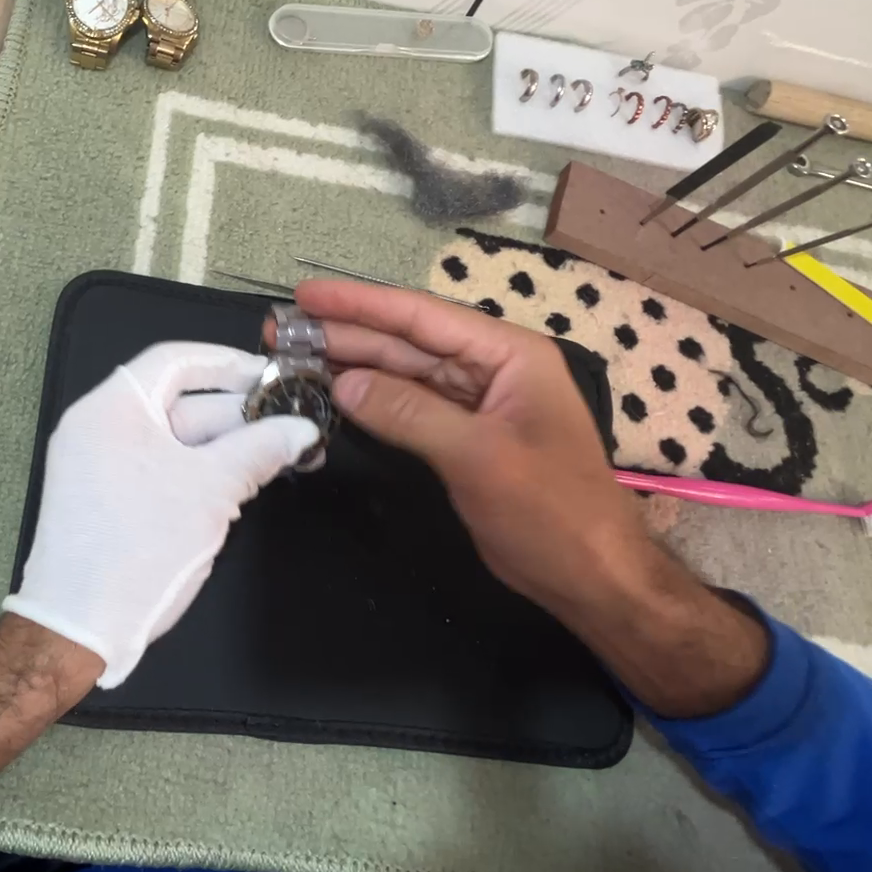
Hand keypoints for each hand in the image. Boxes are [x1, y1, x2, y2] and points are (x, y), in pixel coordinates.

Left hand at [4, 342, 320, 687]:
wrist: (78, 628)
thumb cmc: (142, 546)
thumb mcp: (211, 491)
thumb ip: (260, 450)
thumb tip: (304, 428)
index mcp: (111, 408)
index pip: (174, 360)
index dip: (228, 362)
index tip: (273, 376)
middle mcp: (100, 426)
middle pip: (179, 402)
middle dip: (240, 415)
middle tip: (294, 426)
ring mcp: (101, 464)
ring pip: (175, 441)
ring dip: (228, 447)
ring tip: (284, 456)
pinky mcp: (108, 497)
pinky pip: (161, 468)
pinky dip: (202, 471)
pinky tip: (246, 482)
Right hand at [293, 279, 646, 612]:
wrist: (590, 576)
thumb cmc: (551, 511)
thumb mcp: (479, 456)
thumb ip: (409, 413)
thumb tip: (341, 383)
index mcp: (508, 354)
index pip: (421, 317)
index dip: (359, 304)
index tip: (304, 295)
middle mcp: (488, 367)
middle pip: (405, 341)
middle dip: (344, 334)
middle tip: (281, 331)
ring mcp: (472, 401)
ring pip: (400, 373)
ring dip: (349, 364)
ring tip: (292, 355)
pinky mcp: (458, 434)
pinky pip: (405, 405)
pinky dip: (368, 400)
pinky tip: (331, 391)